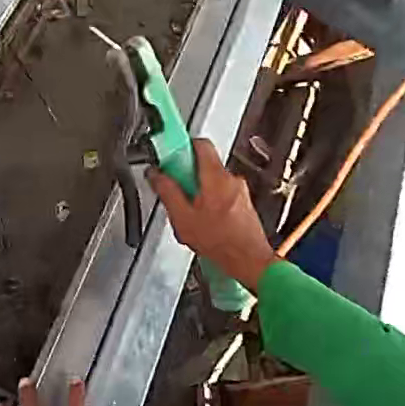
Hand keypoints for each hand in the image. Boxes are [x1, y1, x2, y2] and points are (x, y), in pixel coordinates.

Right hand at [147, 138, 277, 291]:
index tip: (169, 155)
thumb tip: (155, 175)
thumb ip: (167, 191)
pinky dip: (208, 201)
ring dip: (197, 191)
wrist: (249, 261)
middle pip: (202, 164)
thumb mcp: (183, 217)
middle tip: (174, 192)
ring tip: (188, 213)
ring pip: (211, 180)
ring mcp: (239, 191)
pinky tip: (202, 221)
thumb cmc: (221, 242)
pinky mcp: (243, 203)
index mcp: (216, 177)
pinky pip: (220, 193)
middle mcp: (231, 179)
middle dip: (185, 176)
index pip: (200, 144)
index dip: (182, 145)